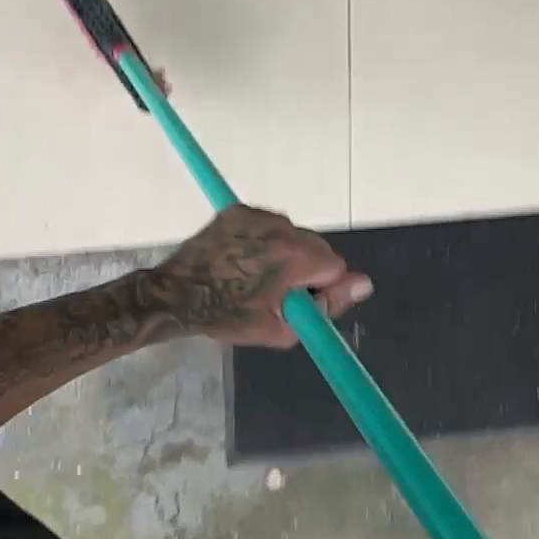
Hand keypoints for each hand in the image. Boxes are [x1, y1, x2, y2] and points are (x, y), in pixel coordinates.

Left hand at [147, 204, 371, 347]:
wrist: (174, 295)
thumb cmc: (226, 316)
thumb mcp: (281, 327)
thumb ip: (327, 306)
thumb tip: (364, 284)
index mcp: (295, 256)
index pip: (335, 267)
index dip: (320, 287)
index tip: (298, 301)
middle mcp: (280, 227)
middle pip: (314, 246)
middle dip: (304, 268)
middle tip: (274, 291)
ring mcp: (255, 215)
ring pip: (291, 234)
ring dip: (283, 252)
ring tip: (254, 276)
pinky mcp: (235, 211)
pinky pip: (265, 225)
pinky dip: (261, 240)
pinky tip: (242, 260)